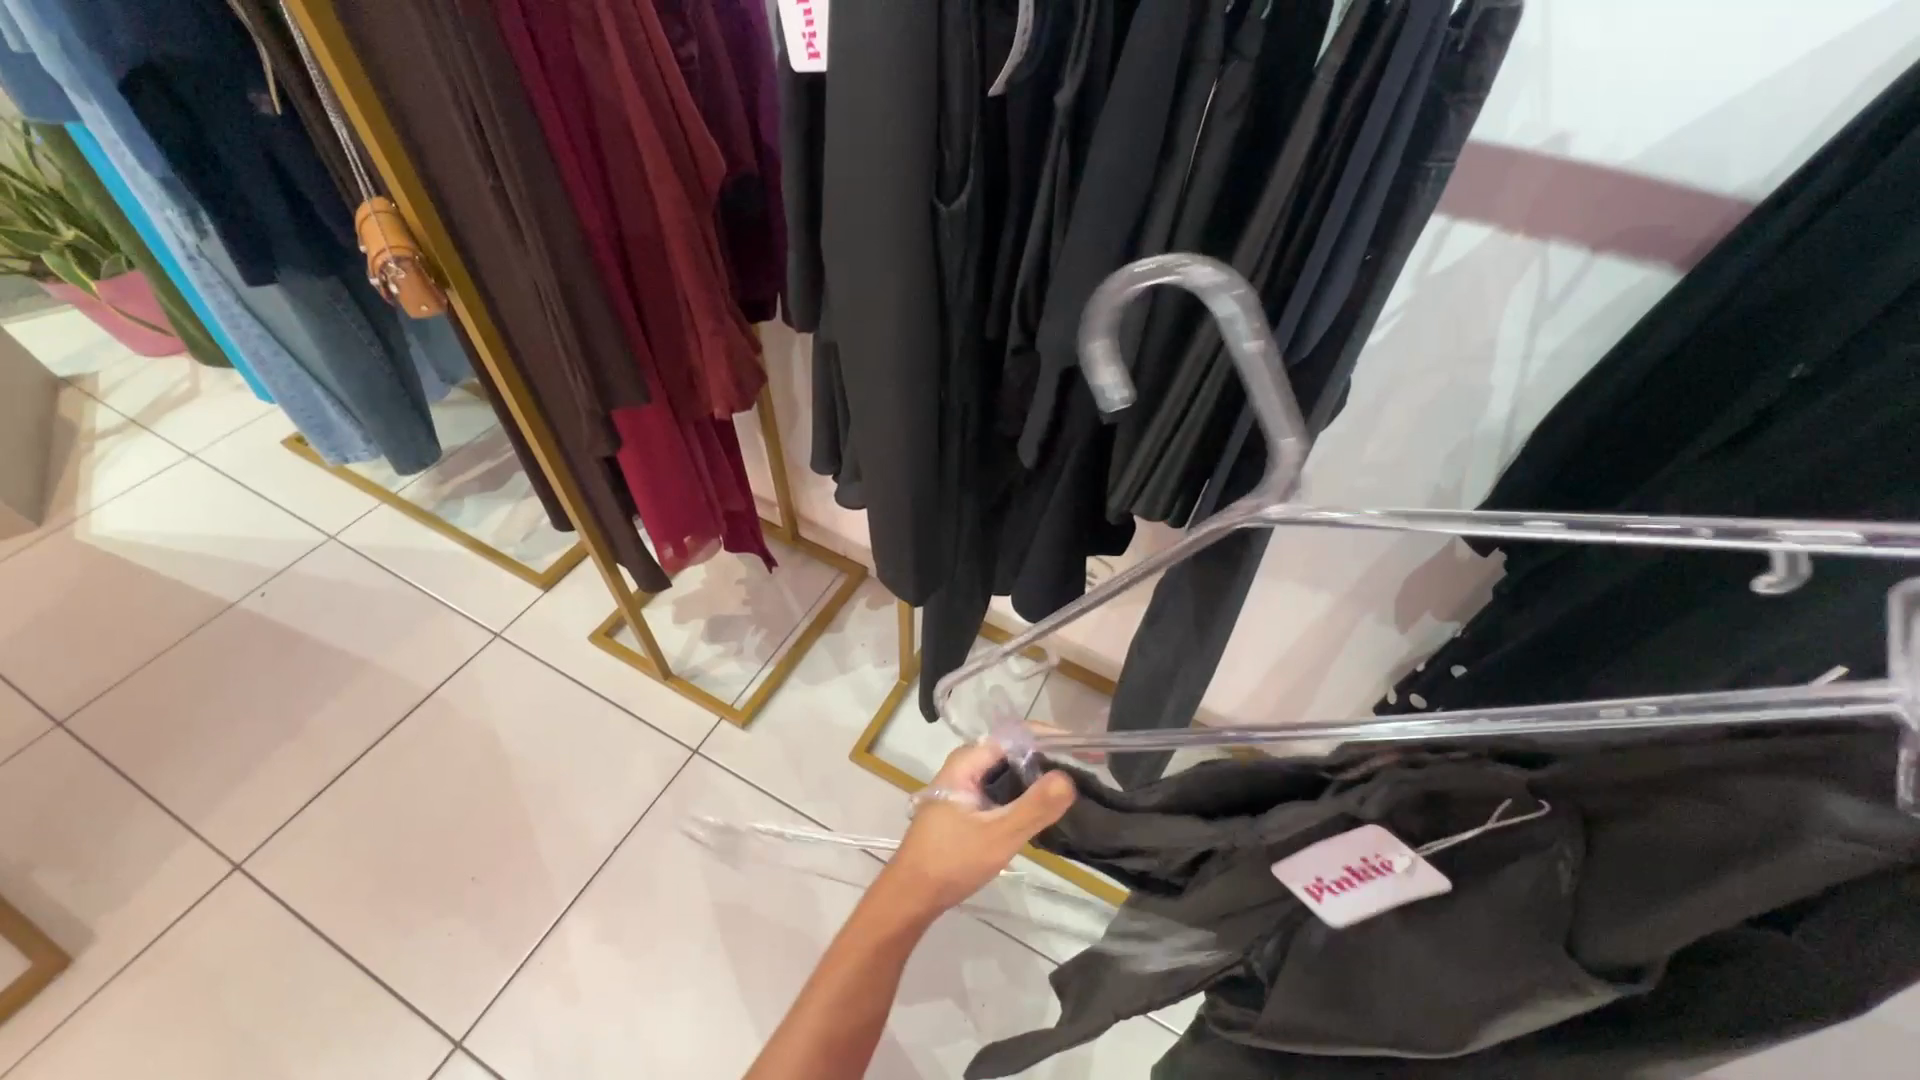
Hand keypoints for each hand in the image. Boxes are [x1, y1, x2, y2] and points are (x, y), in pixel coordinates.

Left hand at [874, 741, 1077, 923]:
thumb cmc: (950, 861)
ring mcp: (963, 788)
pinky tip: (1043, 811)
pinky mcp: (966, 809)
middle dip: (1047, 759)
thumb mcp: (998, 835)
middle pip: (1012, 752)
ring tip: (1072, 790)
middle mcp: (964, 767)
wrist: (910, 896)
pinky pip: (1001, 791)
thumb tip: (1068, 777)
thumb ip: (1033, 807)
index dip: (1050, 739)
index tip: (1082, 750)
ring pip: (1007, 774)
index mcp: (966, 762)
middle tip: (1084, 772)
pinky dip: (1023, 796)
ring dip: (1036, 780)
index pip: (1015, 736)